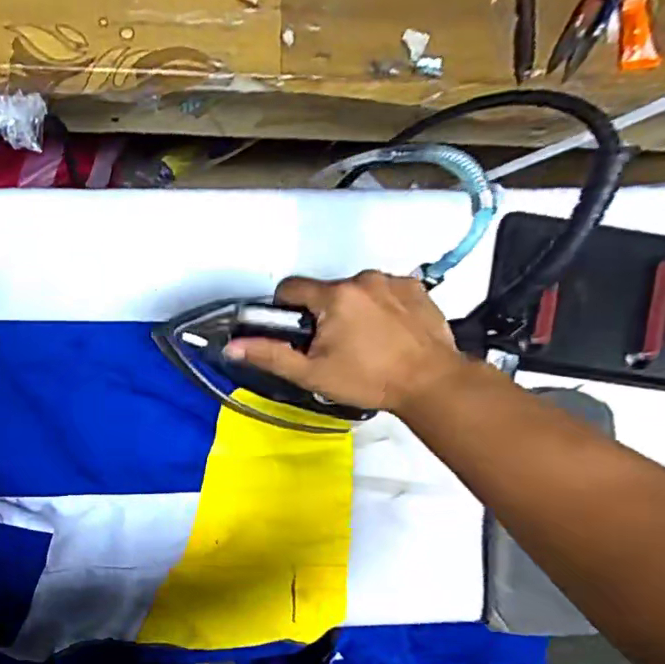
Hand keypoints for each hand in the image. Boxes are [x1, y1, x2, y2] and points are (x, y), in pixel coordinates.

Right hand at [222, 271, 467, 414]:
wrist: (432, 383)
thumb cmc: (369, 379)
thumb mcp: (311, 373)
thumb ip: (269, 355)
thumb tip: (232, 347)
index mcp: (334, 296)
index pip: (291, 287)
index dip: (285, 309)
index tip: (296, 332)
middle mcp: (363, 279)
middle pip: (324, 290)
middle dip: (321, 313)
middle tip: (331, 346)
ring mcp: (393, 282)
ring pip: (354, 290)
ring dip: (351, 309)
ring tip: (361, 341)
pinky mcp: (417, 288)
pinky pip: (384, 291)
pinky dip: (379, 307)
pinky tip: (385, 333)